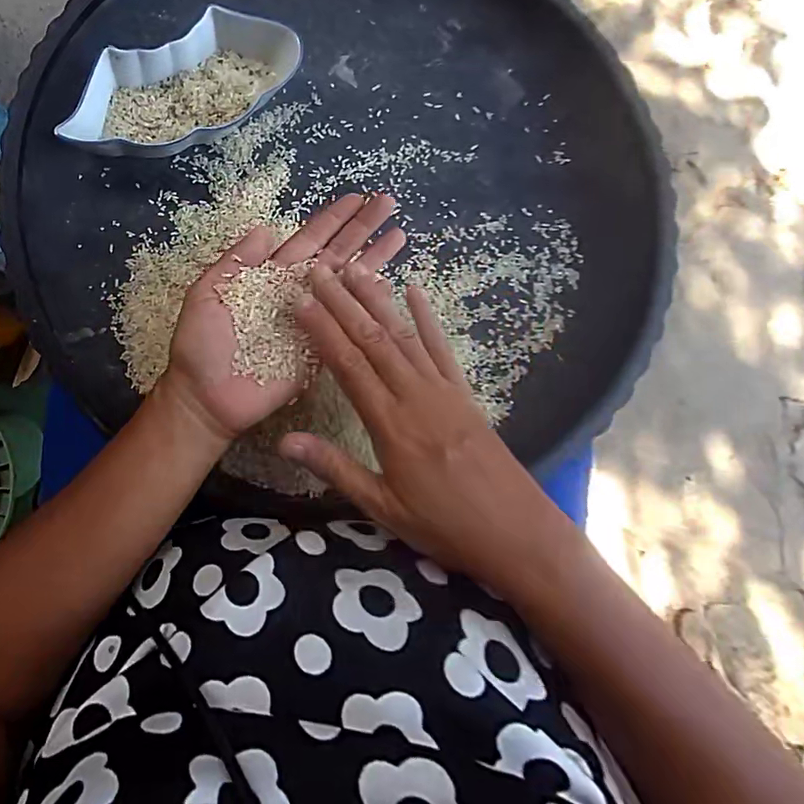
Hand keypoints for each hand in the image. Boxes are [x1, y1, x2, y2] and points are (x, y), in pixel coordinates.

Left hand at [158, 193, 405, 445]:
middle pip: (335, 255)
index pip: (307, 242)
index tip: (355, 198)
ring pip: (348, 285)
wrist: (203, 397)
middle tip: (387, 203)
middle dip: (361, 229)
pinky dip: (369, 305)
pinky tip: (390, 284)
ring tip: (399, 234)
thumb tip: (265, 228)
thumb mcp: (207, 294)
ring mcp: (312, 322)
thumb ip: (236, 262)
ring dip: (374, 260)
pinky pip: (348, 325)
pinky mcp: (320, 352)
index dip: (331, 220)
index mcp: (269, 278)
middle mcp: (296, 295)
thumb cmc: (200, 345)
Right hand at [279, 263, 566, 581]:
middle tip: (320, 271)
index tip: (301, 301)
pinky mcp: (464, 394)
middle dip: (343, 302)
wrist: (519, 533)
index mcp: (390, 423)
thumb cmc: (445, 525)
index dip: (323, 330)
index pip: (348, 365)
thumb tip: (284, 441)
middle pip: (373, 339)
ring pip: (404, 335)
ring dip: (378, 300)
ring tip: (356, 270)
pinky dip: (427, 318)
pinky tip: (414, 292)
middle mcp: (416, 396)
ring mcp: (443, 391)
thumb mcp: (382, 507)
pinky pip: (441, 349)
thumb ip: (334, 468)